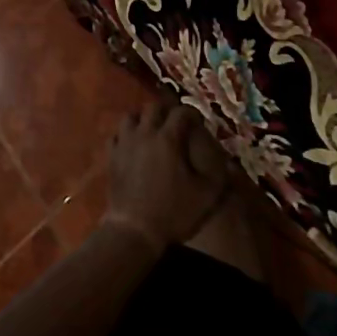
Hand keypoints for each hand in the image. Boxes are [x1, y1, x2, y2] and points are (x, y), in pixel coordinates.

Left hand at [104, 103, 232, 247]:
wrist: (135, 228)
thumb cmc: (174, 211)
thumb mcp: (206, 195)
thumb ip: (218, 172)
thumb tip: (225, 159)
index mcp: (167, 139)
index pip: (180, 112)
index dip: (192, 113)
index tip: (198, 121)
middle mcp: (143, 134)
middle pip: (152, 107)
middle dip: (166, 110)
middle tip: (176, 121)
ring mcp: (123, 144)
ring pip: (130, 117)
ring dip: (143, 118)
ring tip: (153, 129)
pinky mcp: (111, 156)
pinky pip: (116, 135)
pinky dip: (126, 134)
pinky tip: (133, 144)